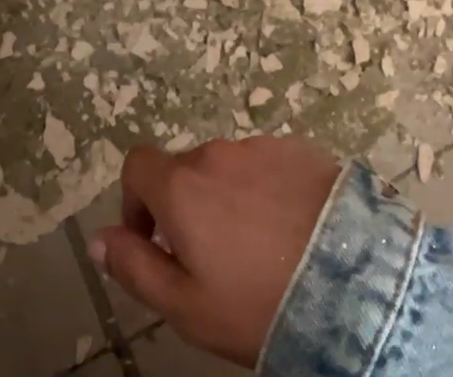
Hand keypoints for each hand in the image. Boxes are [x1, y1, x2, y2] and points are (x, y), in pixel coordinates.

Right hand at [90, 137, 342, 367]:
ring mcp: (265, 147)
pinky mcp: (305, 150)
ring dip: (228, 195)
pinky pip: (269, 164)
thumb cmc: (258, 303)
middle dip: (186, 205)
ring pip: (229, 166)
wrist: (355, 285)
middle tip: (211, 255)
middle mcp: (218, 154)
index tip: (153, 239)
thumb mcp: (185, 305)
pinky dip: (267, 187)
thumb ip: (134, 266)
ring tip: (258, 244)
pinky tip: (291, 227)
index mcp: (182, 186)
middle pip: (185, 169)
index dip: (135, 201)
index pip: (137, 165)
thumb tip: (98, 239)